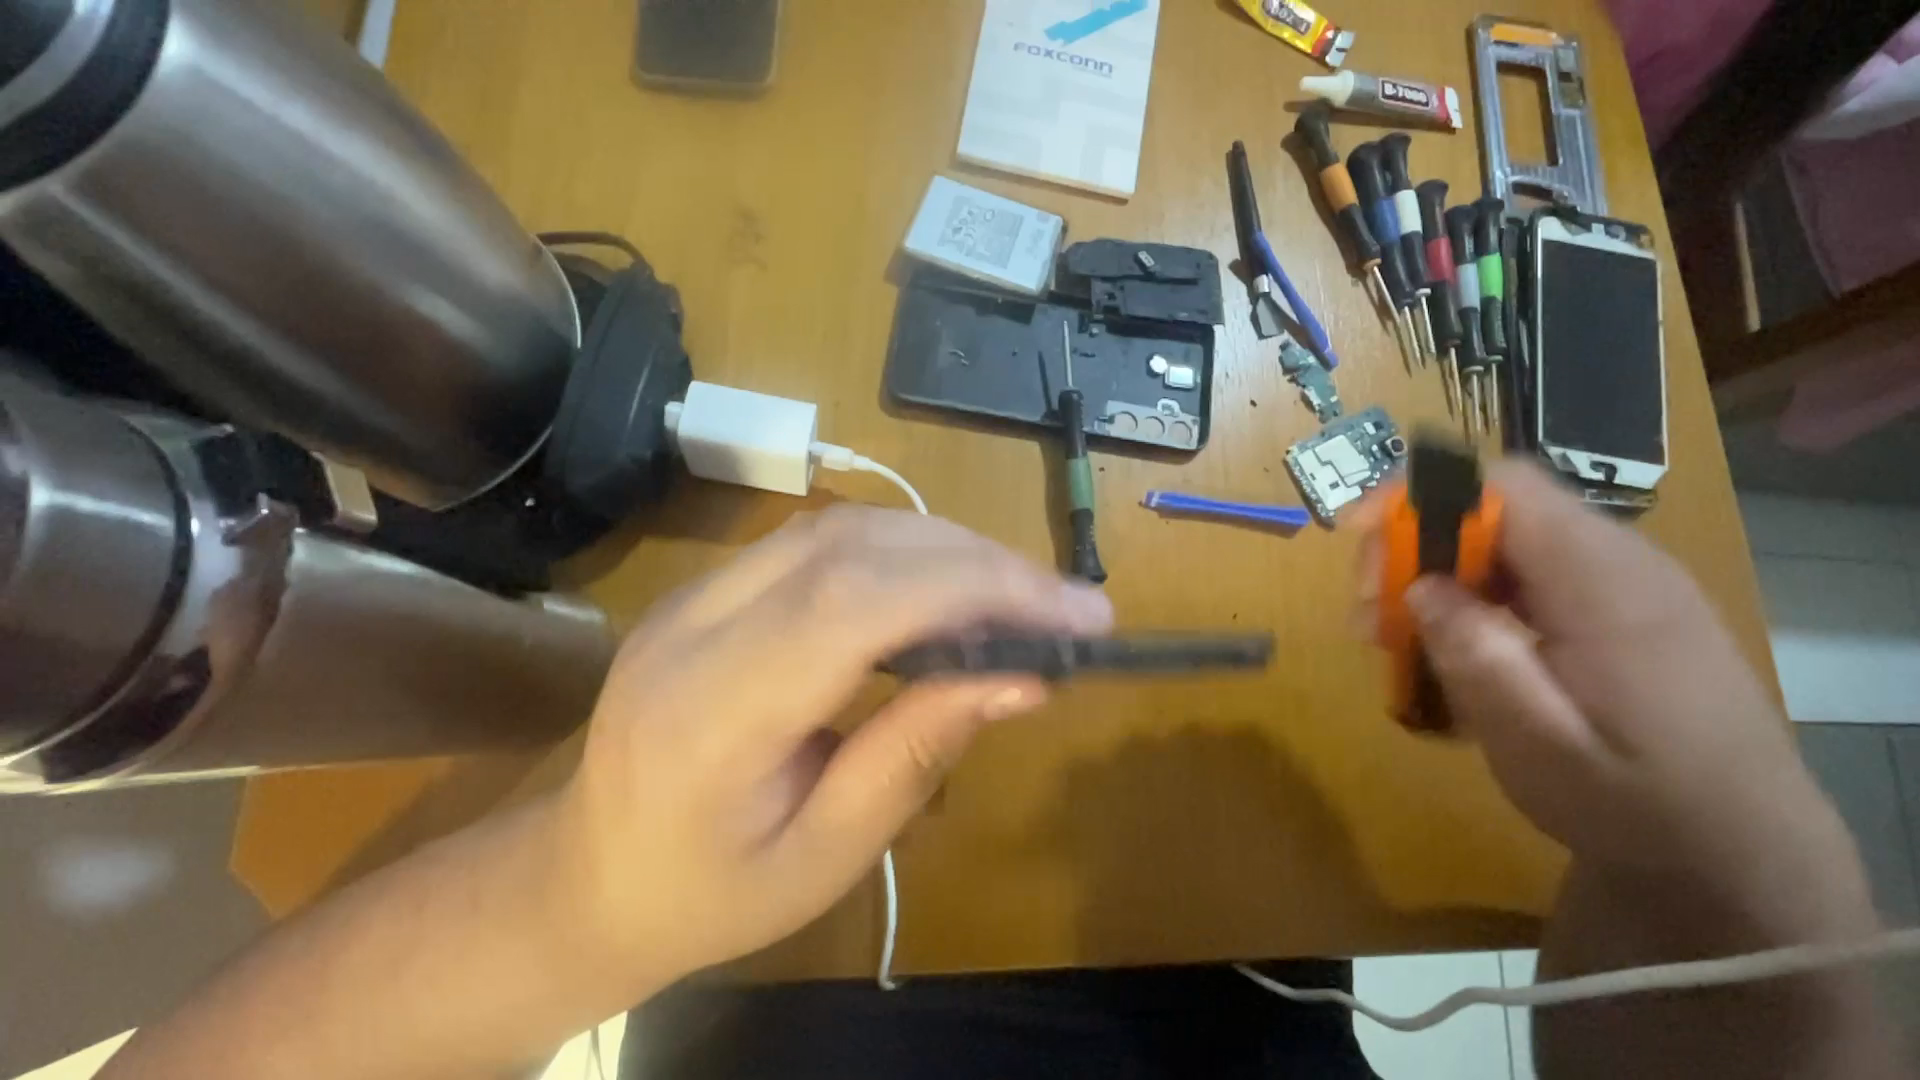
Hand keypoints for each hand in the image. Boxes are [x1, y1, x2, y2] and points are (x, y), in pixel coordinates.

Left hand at [548, 505, 1112, 989]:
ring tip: (1018, 595)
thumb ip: (913, 755)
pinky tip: (943, 590)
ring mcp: (692, 595)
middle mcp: (693, 625)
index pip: (856, 601)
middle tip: (1063, 603)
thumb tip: (1020, 676)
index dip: (975, 587)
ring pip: (837, 527)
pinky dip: (899, 552)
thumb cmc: (708, 894)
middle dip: (974, 560)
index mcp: (712, 709)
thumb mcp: (824, 855)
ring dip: (942, 546)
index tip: (1075, 612)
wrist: (588, 876)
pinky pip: (815, 543)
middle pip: (851, 545)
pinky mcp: (706, 588)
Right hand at [1383, 462, 1835, 883]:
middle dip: (1420, 548)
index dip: (1424, 498)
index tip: (1363, 544)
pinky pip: (1538, 577)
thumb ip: (1476, 656)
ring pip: (1512, 545)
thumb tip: (1420, 586)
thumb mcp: (1536, 743)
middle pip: (1500, 512)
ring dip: (1445, 579)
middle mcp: (1624, 566)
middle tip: (1372, 617)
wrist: (1746, 857)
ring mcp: (1631, 588)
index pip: (1506, 488)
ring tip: (1405, 643)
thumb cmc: (1635, 804)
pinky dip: (1483, 599)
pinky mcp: (1628, 614)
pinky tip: (1466, 655)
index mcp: (1605, 584)